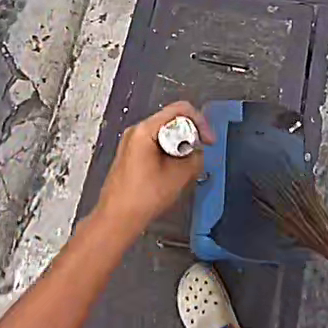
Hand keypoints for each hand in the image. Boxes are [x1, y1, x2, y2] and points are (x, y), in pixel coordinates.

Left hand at [94, 102, 215, 233]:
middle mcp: (136, 131)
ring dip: (179, 145)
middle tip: (199, 154)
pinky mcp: (131, 153)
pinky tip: (173, 171)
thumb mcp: (178, 176)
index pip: (179, 110)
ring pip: (164, 133)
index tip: (209, 141)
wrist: (118, 217)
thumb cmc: (143, 197)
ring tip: (186, 166)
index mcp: (145, 130)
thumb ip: (194, 158)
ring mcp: (131, 141)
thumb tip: (198, 151)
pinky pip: (156, 143)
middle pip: (170, 120)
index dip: (200, 122)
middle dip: (189, 135)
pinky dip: (168, 152)